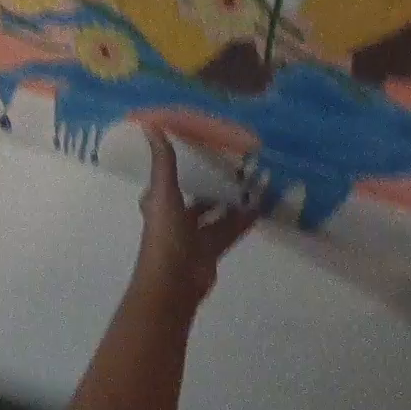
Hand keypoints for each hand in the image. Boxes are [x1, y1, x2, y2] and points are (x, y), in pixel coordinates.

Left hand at [133, 128, 259, 310]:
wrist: (174, 284)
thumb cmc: (165, 236)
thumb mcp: (164, 193)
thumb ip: (163, 162)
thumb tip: (150, 126)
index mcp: (160, 202)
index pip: (167, 178)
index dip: (178, 164)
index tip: (197, 146)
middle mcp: (175, 217)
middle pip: (195, 195)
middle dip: (211, 182)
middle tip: (234, 162)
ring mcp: (194, 236)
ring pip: (216, 213)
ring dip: (230, 200)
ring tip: (252, 181)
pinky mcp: (212, 250)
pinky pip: (230, 230)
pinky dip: (243, 219)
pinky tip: (260, 205)